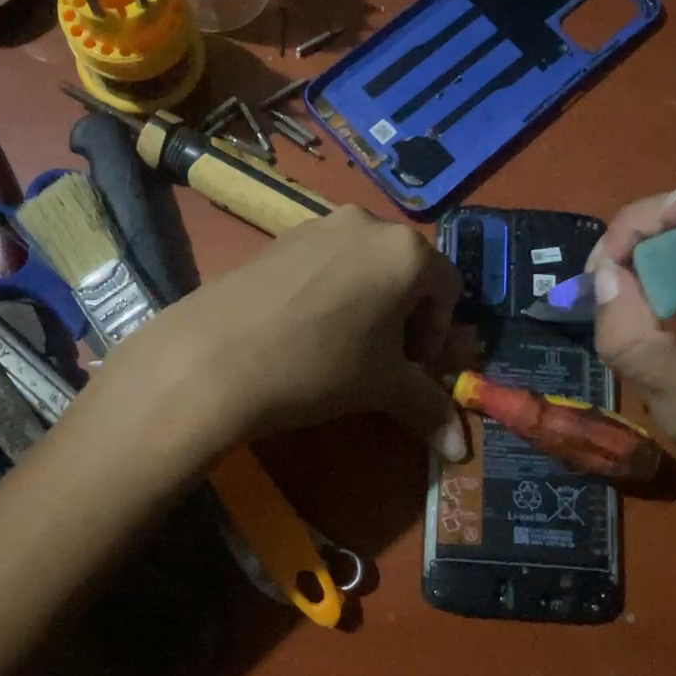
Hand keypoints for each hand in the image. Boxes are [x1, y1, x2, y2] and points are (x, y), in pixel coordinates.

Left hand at [99, 207, 468, 460]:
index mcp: (406, 250)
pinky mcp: (279, 237)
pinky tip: (304, 330)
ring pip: (364, 265)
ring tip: (340, 347)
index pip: (449, 289)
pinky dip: (331, 292)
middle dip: (404, 319)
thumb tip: (461, 452)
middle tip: (381, 361)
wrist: (214, 355)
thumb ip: (429, 409)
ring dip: (368, 304)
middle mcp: (368, 223)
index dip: (437, 335)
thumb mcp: (381, 387)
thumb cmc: (319, 365)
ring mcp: (319, 224)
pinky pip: (325, 262)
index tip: (411, 369)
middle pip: (406, 272)